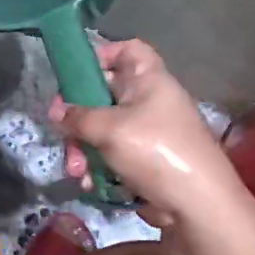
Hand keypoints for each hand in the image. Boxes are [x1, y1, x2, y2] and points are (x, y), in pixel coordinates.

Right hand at [48, 40, 244, 225]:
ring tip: (77, 171)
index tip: (73, 75)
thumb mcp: (108, 129)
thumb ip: (77, 117)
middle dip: (77, 118)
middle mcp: (148, 101)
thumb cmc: (155, 152)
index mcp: (148, 80)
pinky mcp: (142, 160)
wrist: (197, 204)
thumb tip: (57, 112)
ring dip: (82, 150)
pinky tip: (90, 184)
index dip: (101, 54)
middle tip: (63, 134)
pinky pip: (109, 154)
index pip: (127, 49)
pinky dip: (96, 167)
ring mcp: (146, 132)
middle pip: (102, 95)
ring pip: (100, 129)